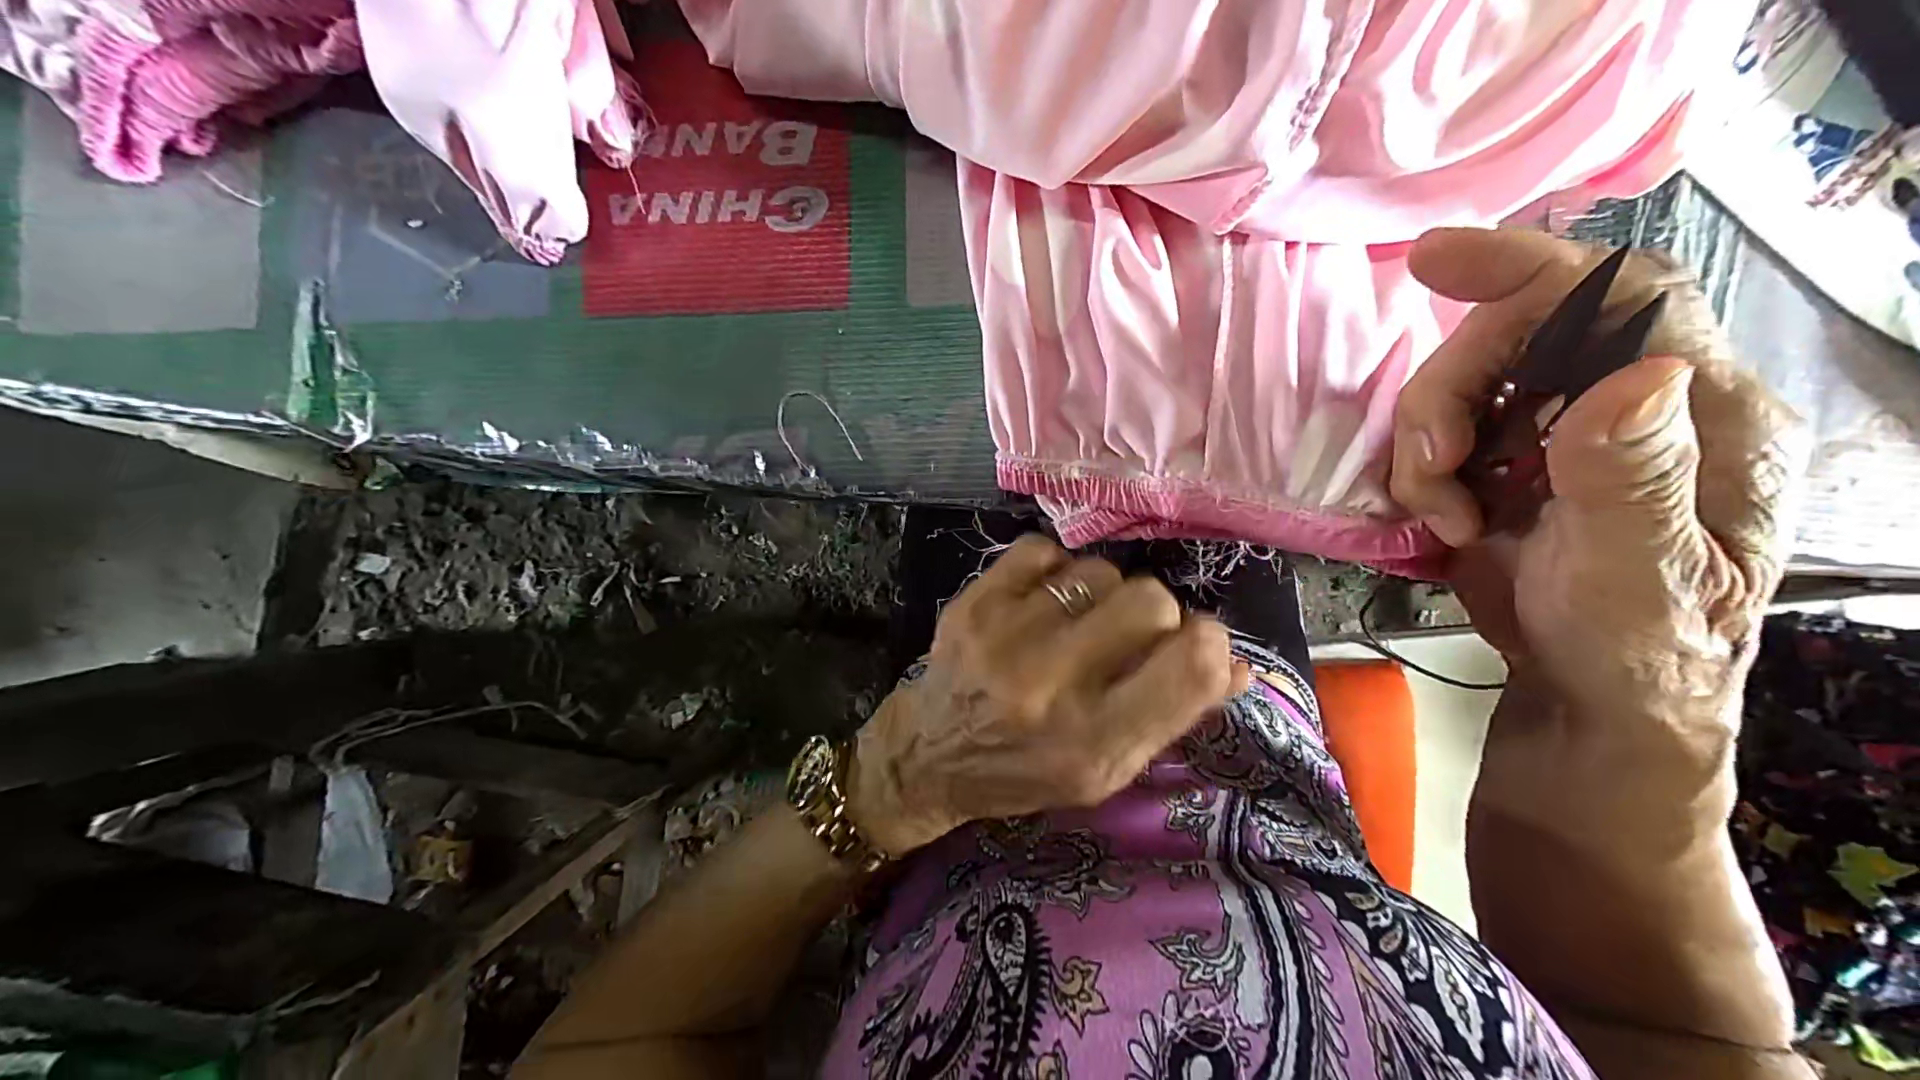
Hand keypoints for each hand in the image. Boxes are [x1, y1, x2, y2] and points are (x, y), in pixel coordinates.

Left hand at [846, 535, 1246, 855]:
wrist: (931, 753)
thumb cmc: (1026, 769)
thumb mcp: (1106, 770)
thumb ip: (1173, 717)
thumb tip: (1239, 664)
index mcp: (1093, 741)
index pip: (1190, 666)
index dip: (1209, 644)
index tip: (1196, 645)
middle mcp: (1050, 685)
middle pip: (1149, 600)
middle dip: (1155, 615)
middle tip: (1128, 636)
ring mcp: (1006, 636)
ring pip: (1100, 571)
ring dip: (1103, 593)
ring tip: (1079, 623)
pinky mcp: (974, 601)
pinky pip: (1045, 549)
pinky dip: (1055, 570)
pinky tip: (1044, 601)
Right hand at [1389, 228, 1802, 790]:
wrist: (1592, 695)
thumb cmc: (1637, 647)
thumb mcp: (1638, 574)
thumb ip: (1632, 478)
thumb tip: (1637, 373)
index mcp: (1699, 414)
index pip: (1619, 296)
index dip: (1525, 268)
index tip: (1430, 261)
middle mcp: (1630, 403)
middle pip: (1514, 338)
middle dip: (1448, 398)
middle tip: (1430, 470)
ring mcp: (1560, 432)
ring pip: (1462, 388)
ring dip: (1426, 447)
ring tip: (1443, 515)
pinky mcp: (1508, 462)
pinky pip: (1440, 433)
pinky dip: (1420, 470)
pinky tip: (1441, 515)